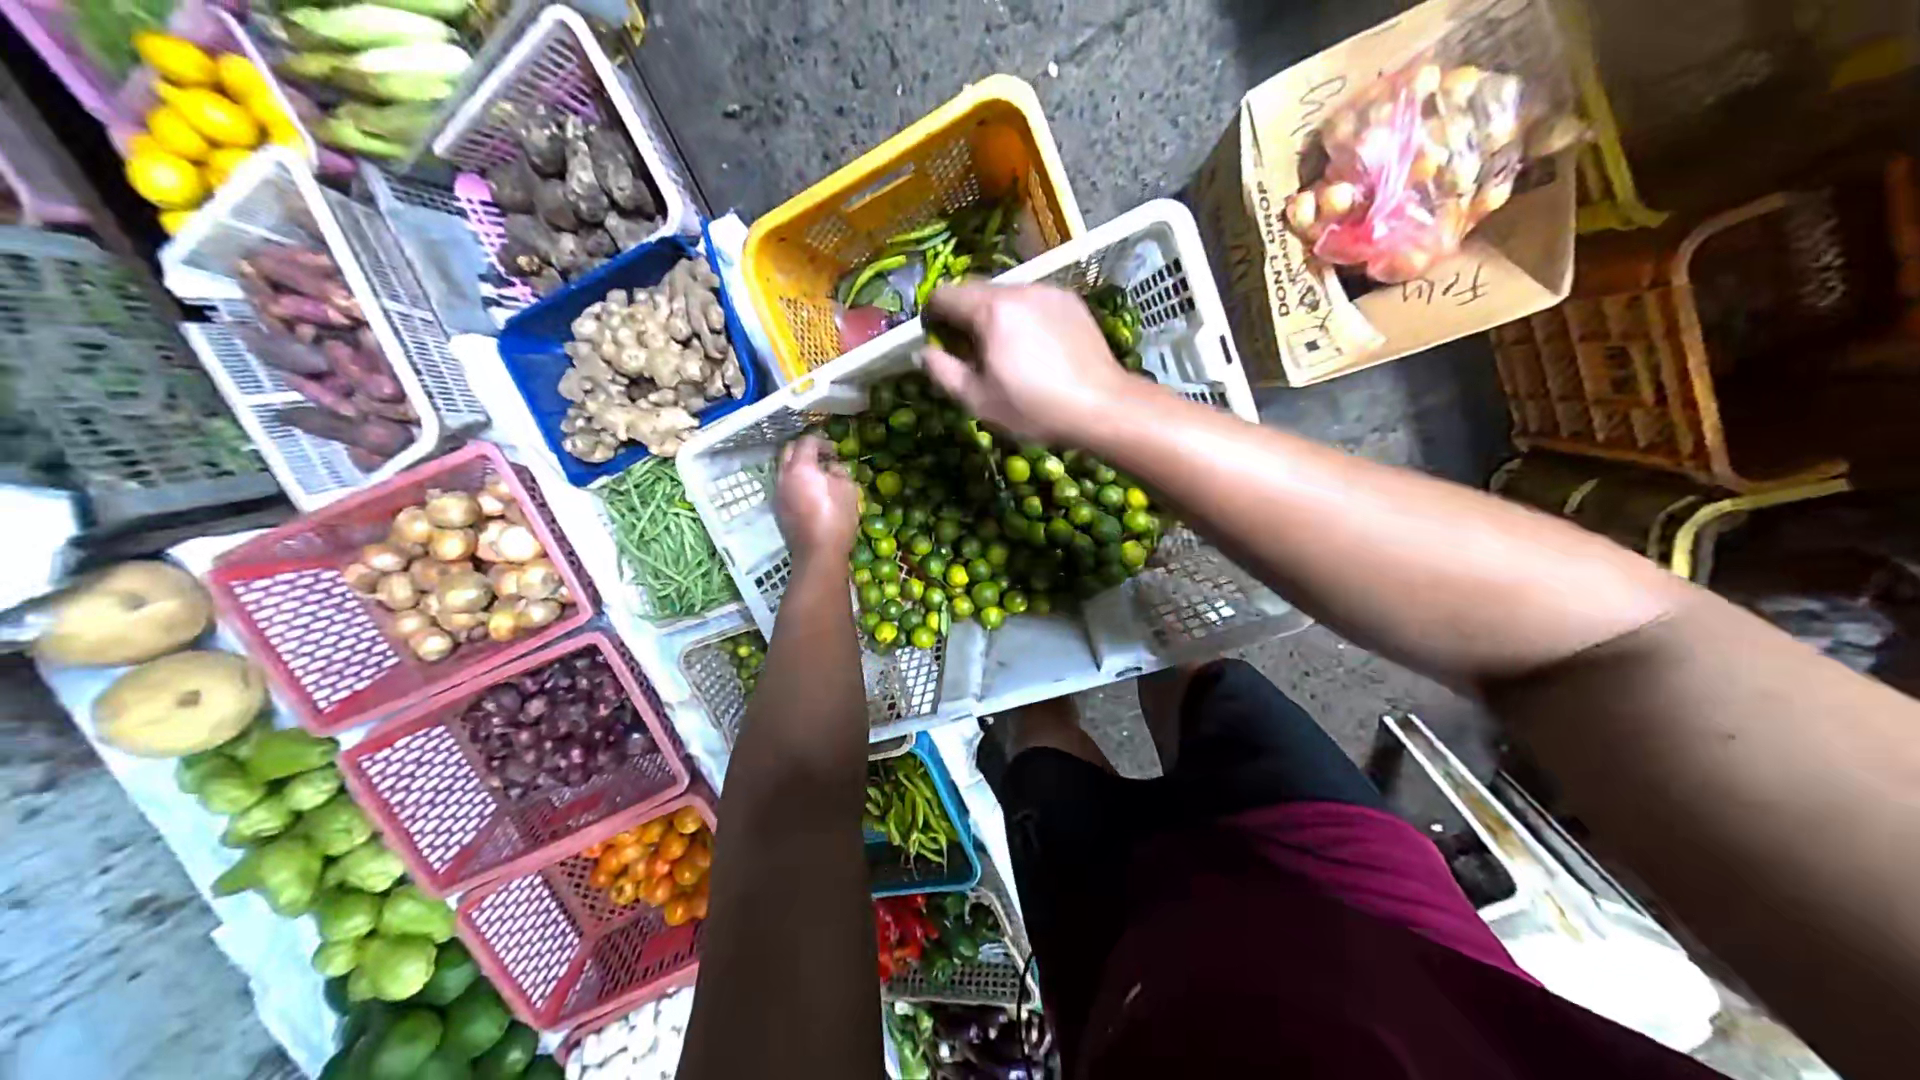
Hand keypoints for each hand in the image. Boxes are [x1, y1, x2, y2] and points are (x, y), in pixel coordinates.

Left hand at [774, 435, 858, 567]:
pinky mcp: (778, 509)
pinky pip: (784, 486)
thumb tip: (831, 468)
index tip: (834, 451)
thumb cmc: (837, 519)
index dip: (822, 441)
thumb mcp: (848, 490)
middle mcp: (783, 476)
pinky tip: (810, 493)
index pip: (807, 442)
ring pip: (783, 469)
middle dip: (804, 449)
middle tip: (822, 457)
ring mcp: (777, 493)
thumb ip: (839, 472)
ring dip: (798, 466)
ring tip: (817, 476)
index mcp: (800, 467)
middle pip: (788, 451)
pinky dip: (795, 482)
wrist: (818, 553)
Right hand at [921, 282, 1137, 443]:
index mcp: (991, 311)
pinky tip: (1037, 348)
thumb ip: (943, 372)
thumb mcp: (979, 401)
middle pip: (975, 291)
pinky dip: (1024, 317)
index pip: (944, 295)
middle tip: (975, 353)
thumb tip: (924, 352)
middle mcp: (1018, 289)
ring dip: (996, 316)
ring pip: (1006, 294)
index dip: (933, 317)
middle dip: (965, 316)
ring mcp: (1047, 291)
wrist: (1102, 405)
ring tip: (1009, 352)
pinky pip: (1033, 301)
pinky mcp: (1069, 300)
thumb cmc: (1035, 408)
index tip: (940, 342)